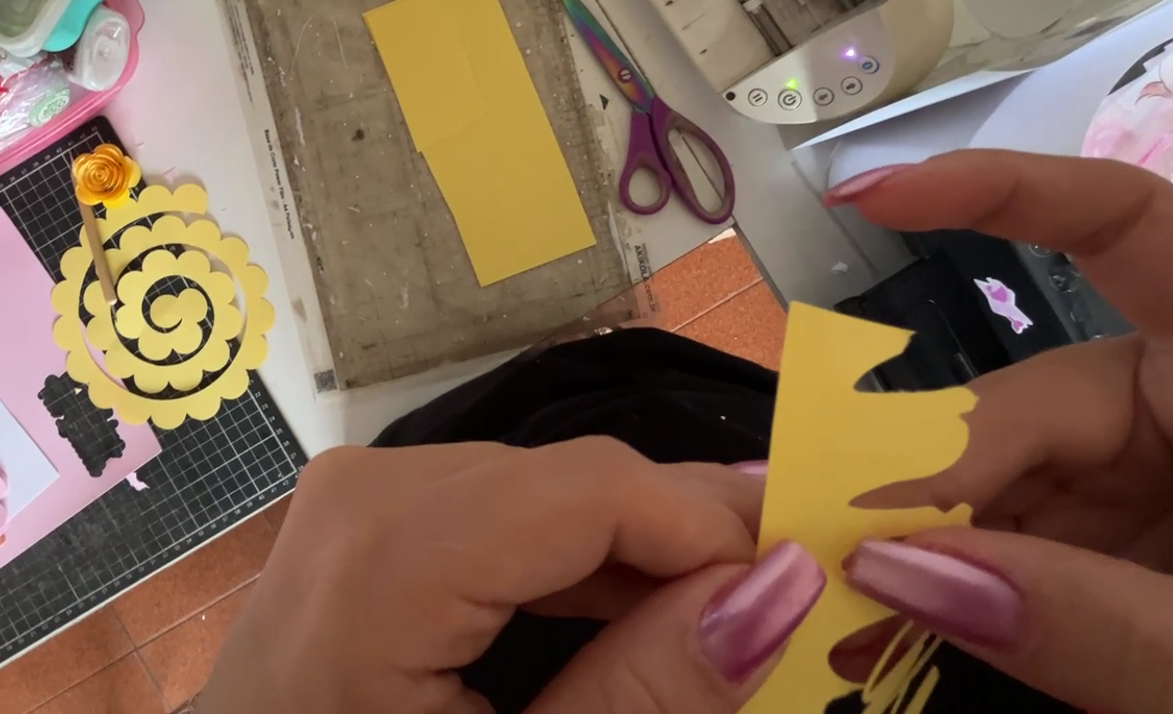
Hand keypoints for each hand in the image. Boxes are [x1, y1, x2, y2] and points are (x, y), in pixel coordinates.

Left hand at [197, 438, 807, 712]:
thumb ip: (641, 694)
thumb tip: (774, 595)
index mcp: (387, 548)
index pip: (587, 486)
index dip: (709, 520)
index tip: (812, 565)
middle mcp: (370, 483)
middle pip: (563, 479)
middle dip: (680, 532)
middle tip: (794, 581)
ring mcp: (360, 486)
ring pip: (536, 487)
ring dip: (630, 543)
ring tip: (729, 595)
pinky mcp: (365, 505)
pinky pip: (492, 507)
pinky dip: (565, 552)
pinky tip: (627, 599)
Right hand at [827, 151, 1172, 712]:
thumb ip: (1099, 628)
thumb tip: (883, 563)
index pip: (1129, 228)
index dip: (993, 191)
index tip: (866, 198)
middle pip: (1023, 404)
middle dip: (933, 473)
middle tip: (839, 533)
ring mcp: (1143, 474)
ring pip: (992, 473)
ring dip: (921, 532)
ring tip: (846, 580)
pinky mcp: (1104, 537)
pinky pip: (997, 529)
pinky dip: (937, 568)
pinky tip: (888, 597)